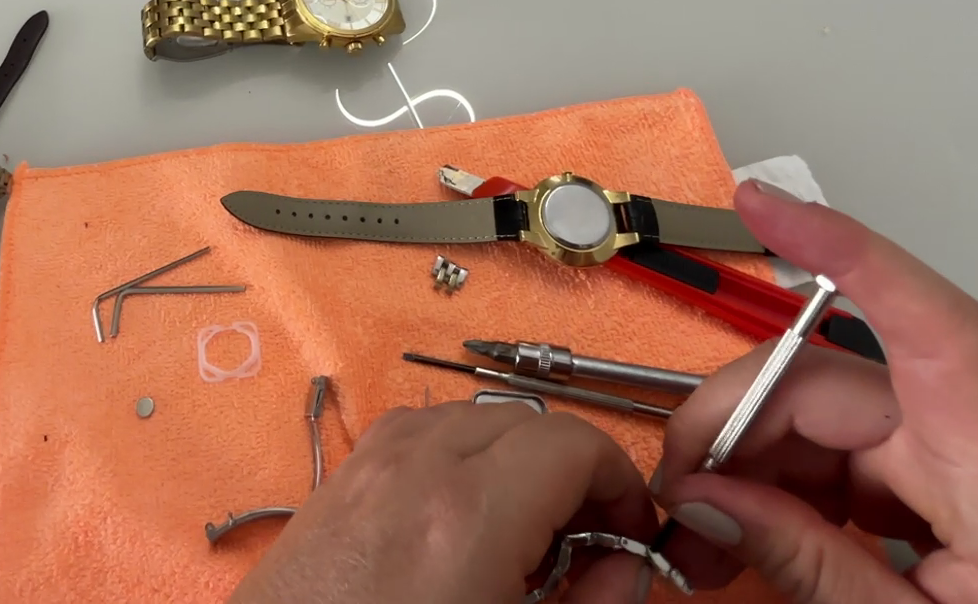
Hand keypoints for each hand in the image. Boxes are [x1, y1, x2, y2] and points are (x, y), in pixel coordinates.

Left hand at [230, 402, 658, 603]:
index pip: (569, 442)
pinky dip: (459, 449)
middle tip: (588, 538)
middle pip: (524, 420)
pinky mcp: (344, 469)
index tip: (633, 531)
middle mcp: (418, 460)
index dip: (618, 479)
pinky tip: (459, 510)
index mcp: (469, 512)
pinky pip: (420, 427)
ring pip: (472, 414)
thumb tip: (627, 563)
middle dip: (570, 467)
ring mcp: (372, 456)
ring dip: (514, 454)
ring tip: (525, 528)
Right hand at [654, 180, 977, 603]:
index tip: (761, 204)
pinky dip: (773, 488)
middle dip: (731, 429)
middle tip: (676, 493)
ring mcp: (953, 462)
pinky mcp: (931, 481)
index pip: (941, 331)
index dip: (846, 251)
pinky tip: (742, 531)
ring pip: (810, 418)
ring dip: (742, 468)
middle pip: (822, 386)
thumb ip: (809, 569)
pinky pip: (827, 456)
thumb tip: (703, 498)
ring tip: (700, 536)